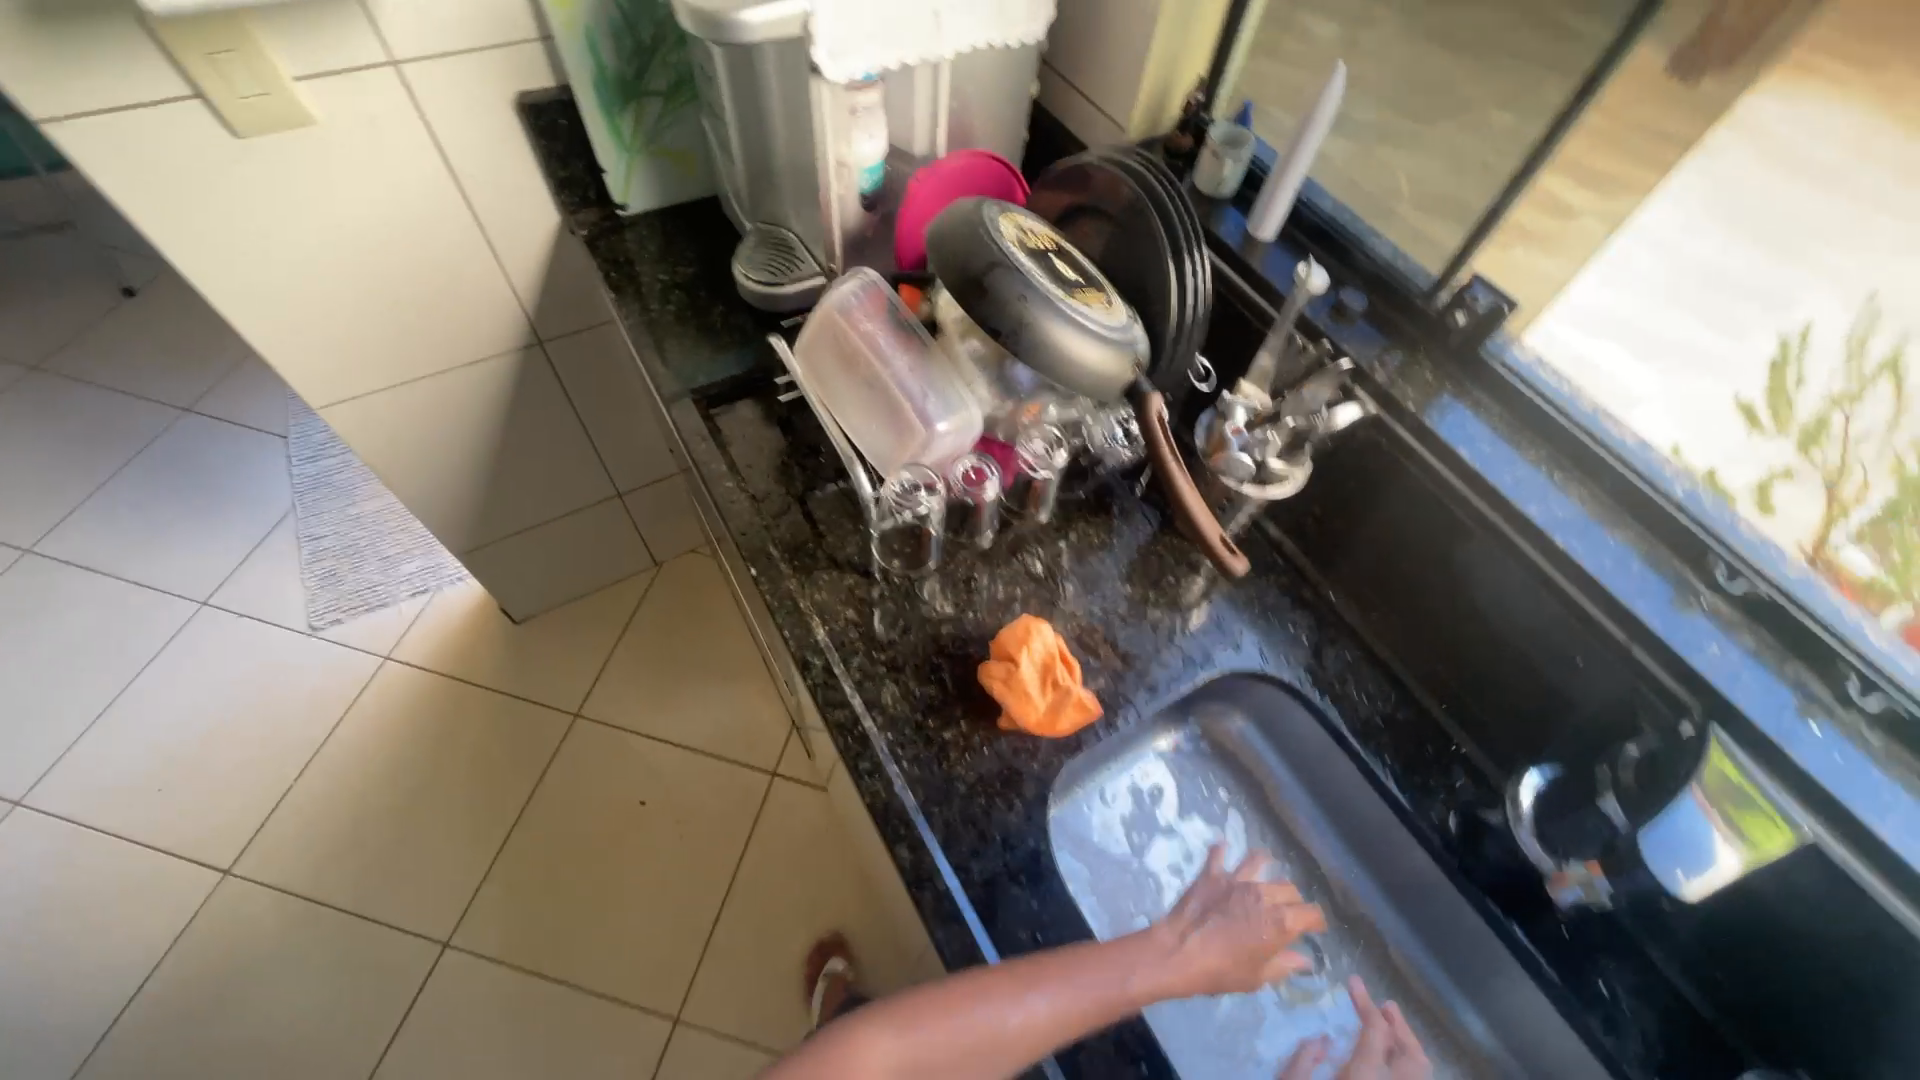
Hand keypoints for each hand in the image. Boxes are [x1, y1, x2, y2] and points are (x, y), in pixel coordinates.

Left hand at [1147, 844, 1326, 998]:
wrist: (1180, 951)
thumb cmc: (1223, 970)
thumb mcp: (1259, 976)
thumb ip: (1285, 964)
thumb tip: (1305, 960)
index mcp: (1281, 921)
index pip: (1312, 913)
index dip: (1317, 921)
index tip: (1315, 928)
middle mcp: (1263, 894)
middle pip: (1289, 888)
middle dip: (1294, 899)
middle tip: (1289, 908)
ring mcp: (1236, 880)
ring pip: (1259, 862)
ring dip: (1265, 864)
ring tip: (1266, 864)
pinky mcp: (1211, 873)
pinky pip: (1218, 854)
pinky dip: (1221, 850)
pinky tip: (1223, 847)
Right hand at [1277, 976, 1430, 1079]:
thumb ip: (1306, 1062)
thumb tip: (1319, 1039)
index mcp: (1367, 1077)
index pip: (1377, 1033)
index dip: (1367, 1004)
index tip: (1354, 982)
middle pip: (1412, 1057)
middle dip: (1400, 1028)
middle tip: (1384, 1005)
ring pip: (1418, 1072)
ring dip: (1406, 1047)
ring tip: (1390, 1028)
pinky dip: (1403, 1065)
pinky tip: (1385, 1059)